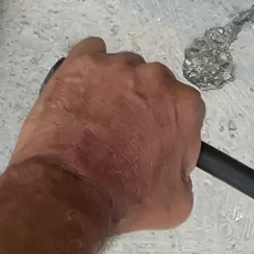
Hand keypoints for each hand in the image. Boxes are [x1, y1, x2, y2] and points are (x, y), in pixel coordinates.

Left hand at [9, 38, 205, 232]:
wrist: (68, 193)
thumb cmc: (119, 195)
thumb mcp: (176, 202)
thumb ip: (185, 173)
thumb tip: (177, 167)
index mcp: (185, 106)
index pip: (184, 109)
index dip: (167, 127)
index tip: (152, 141)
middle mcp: (156, 78)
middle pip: (152, 85)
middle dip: (139, 105)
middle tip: (119, 134)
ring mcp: (118, 67)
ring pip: (121, 70)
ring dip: (113, 88)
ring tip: (93, 118)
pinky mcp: (82, 64)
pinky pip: (90, 51)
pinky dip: (87, 68)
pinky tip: (80, 91)